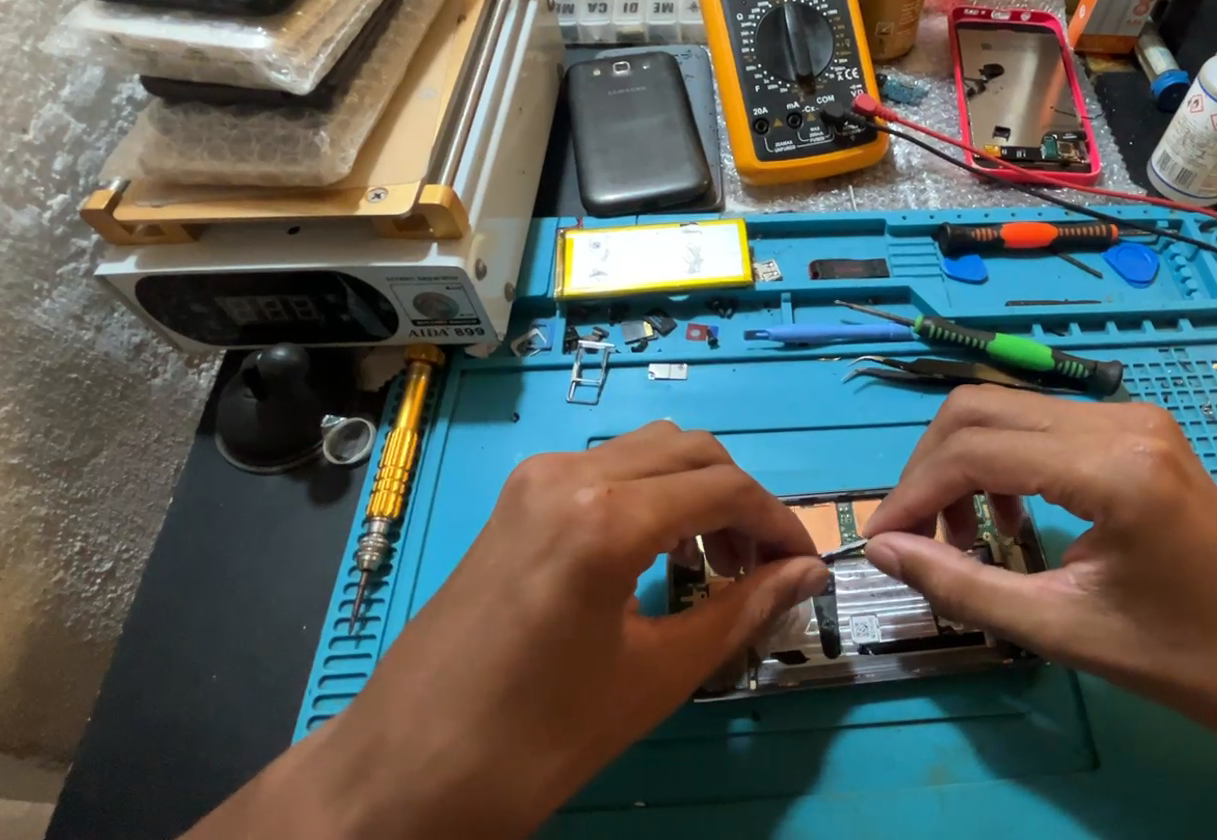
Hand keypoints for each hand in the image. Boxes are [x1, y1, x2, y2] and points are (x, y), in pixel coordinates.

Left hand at [271, 422, 826, 838]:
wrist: (407, 767)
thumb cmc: (539, 737)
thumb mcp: (657, 675)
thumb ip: (744, 609)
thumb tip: (810, 573)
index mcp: (606, 517)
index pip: (725, 488)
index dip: (778, 522)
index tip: (804, 563)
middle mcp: (571, 473)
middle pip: (693, 450)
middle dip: (741, 500)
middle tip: (759, 566)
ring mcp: (538, 476)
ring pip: (651, 448)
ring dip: (697, 489)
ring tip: (713, 559)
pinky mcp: (519, 493)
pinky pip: (609, 467)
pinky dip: (652, 491)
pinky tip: (656, 549)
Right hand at [861, 386, 1216, 759]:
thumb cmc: (1190, 662)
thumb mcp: (1062, 631)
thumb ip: (962, 585)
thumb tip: (884, 552)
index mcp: (1114, 469)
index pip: (975, 449)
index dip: (913, 493)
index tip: (881, 541)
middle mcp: (1120, 420)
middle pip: (978, 408)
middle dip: (928, 470)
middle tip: (913, 535)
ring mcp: (1131, 416)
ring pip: (1002, 409)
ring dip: (960, 464)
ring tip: (959, 534)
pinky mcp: (1134, 428)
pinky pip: (1037, 424)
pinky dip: (999, 460)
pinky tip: (1006, 513)